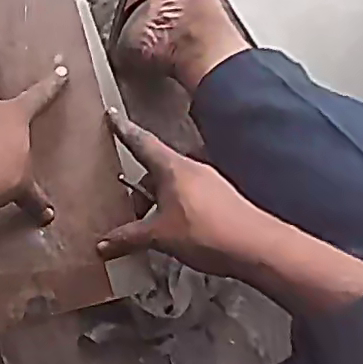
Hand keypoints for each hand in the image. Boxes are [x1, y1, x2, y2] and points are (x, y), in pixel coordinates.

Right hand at [95, 108, 278, 276]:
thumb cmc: (210, 232)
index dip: (123, 129)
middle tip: (128, 212)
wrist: (257, 248)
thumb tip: (105, 245)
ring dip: (156, 204)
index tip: (113, 115)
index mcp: (173, 168)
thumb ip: (127, 238)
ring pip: (172, 187)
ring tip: (150, 229)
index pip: (141, 142)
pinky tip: (173, 233)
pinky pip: (187, 198)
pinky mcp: (220, 200)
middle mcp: (192, 170)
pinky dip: (174, 211)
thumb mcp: (159, 236)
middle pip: (154, 171)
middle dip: (138, 192)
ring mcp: (209, 184)